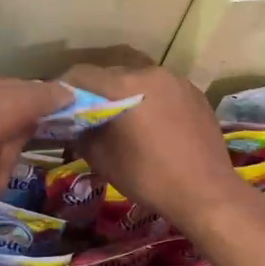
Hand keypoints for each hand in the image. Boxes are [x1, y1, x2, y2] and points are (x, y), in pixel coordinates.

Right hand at [61, 64, 260, 233]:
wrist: (206, 193)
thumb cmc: (148, 177)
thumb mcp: (101, 159)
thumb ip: (82, 132)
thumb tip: (75, 123)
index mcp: (123, 85)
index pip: (81, 74)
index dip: (65, 87)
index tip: (58, 104)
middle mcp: (149, 72)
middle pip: (111, 73)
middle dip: (96, 90)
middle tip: (88, 113)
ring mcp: (176, 80)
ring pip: (138, 78)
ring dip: (124, 92)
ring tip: (121, 117)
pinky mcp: (194, 93)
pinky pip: (161, 88)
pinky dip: (148, 99)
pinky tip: (150, 123)